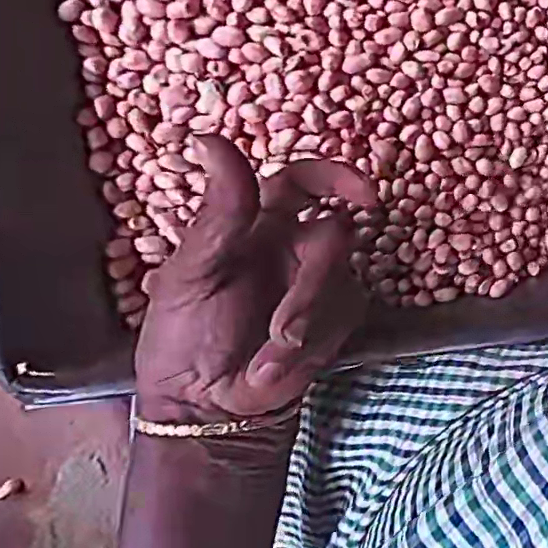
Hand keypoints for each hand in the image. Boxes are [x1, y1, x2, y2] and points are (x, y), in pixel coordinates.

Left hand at [133, 135, 377, 425]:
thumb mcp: (193, 273)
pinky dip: (313, 341)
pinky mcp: (341, 312)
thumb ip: (219, 211)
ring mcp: (322, 279)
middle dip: (311, 284)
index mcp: (256, 223)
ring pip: (342, 277)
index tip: (363, 193)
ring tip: (267, 357)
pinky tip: (278, 363)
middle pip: (334, 232)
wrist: (207, 408)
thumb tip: (209, 139)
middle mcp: (295, 243)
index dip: (336, 176)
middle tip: (285, 329)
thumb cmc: (184, 337)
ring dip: (304, 321)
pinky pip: (346, 311)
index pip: (304, 180)